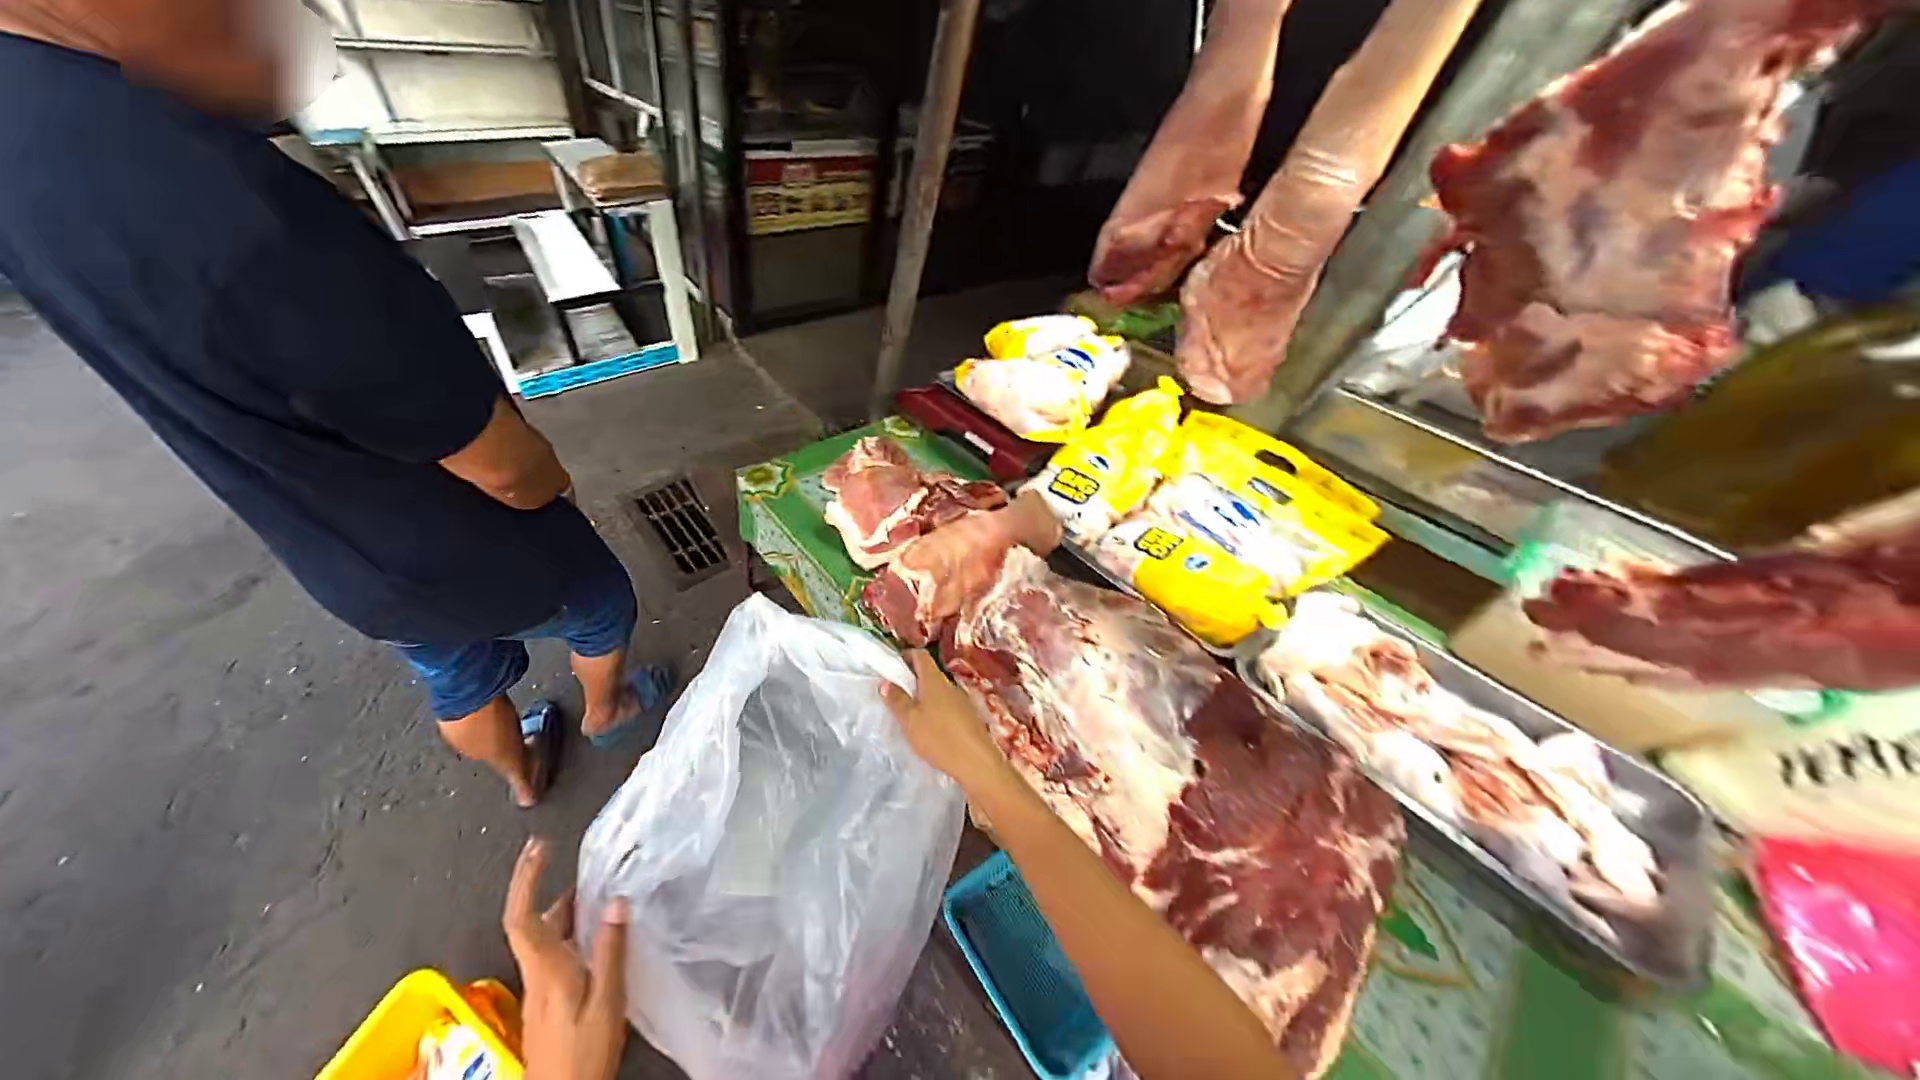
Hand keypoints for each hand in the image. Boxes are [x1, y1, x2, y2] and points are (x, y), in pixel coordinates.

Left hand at [503, 837, 629, 1079]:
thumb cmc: (584, 1053)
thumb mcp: (606, 1000)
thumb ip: (611, 949)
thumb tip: (616, 900)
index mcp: (547, 969)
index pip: (522, 917)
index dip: (526, 879)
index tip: (538, 848)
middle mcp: (536, 974)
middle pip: (532, 923)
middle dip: (543, 885)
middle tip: (569, 858)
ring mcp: (540, 988)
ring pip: (544, 936)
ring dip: (562, 907)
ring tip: (595, 888)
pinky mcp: (548, 999)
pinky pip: (554, 951)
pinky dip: (571, 928)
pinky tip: (595, 929)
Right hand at [881, 650, 1010, 789]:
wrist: (976, 762)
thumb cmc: (939, 737)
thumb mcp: (910, 721)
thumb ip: (897, 700)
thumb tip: (885, 682)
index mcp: (934, 680)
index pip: (921, 656)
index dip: (907, 655)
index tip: (893, 665)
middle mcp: (950, 685)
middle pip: (930, 673)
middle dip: (913, 678)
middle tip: (897, 692)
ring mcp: (962, 700)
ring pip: (939, 690)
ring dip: (924, 695)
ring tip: (910, 711)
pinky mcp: (969, 716)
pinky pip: (948, 704)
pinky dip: (936, 708)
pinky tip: (930, 726)